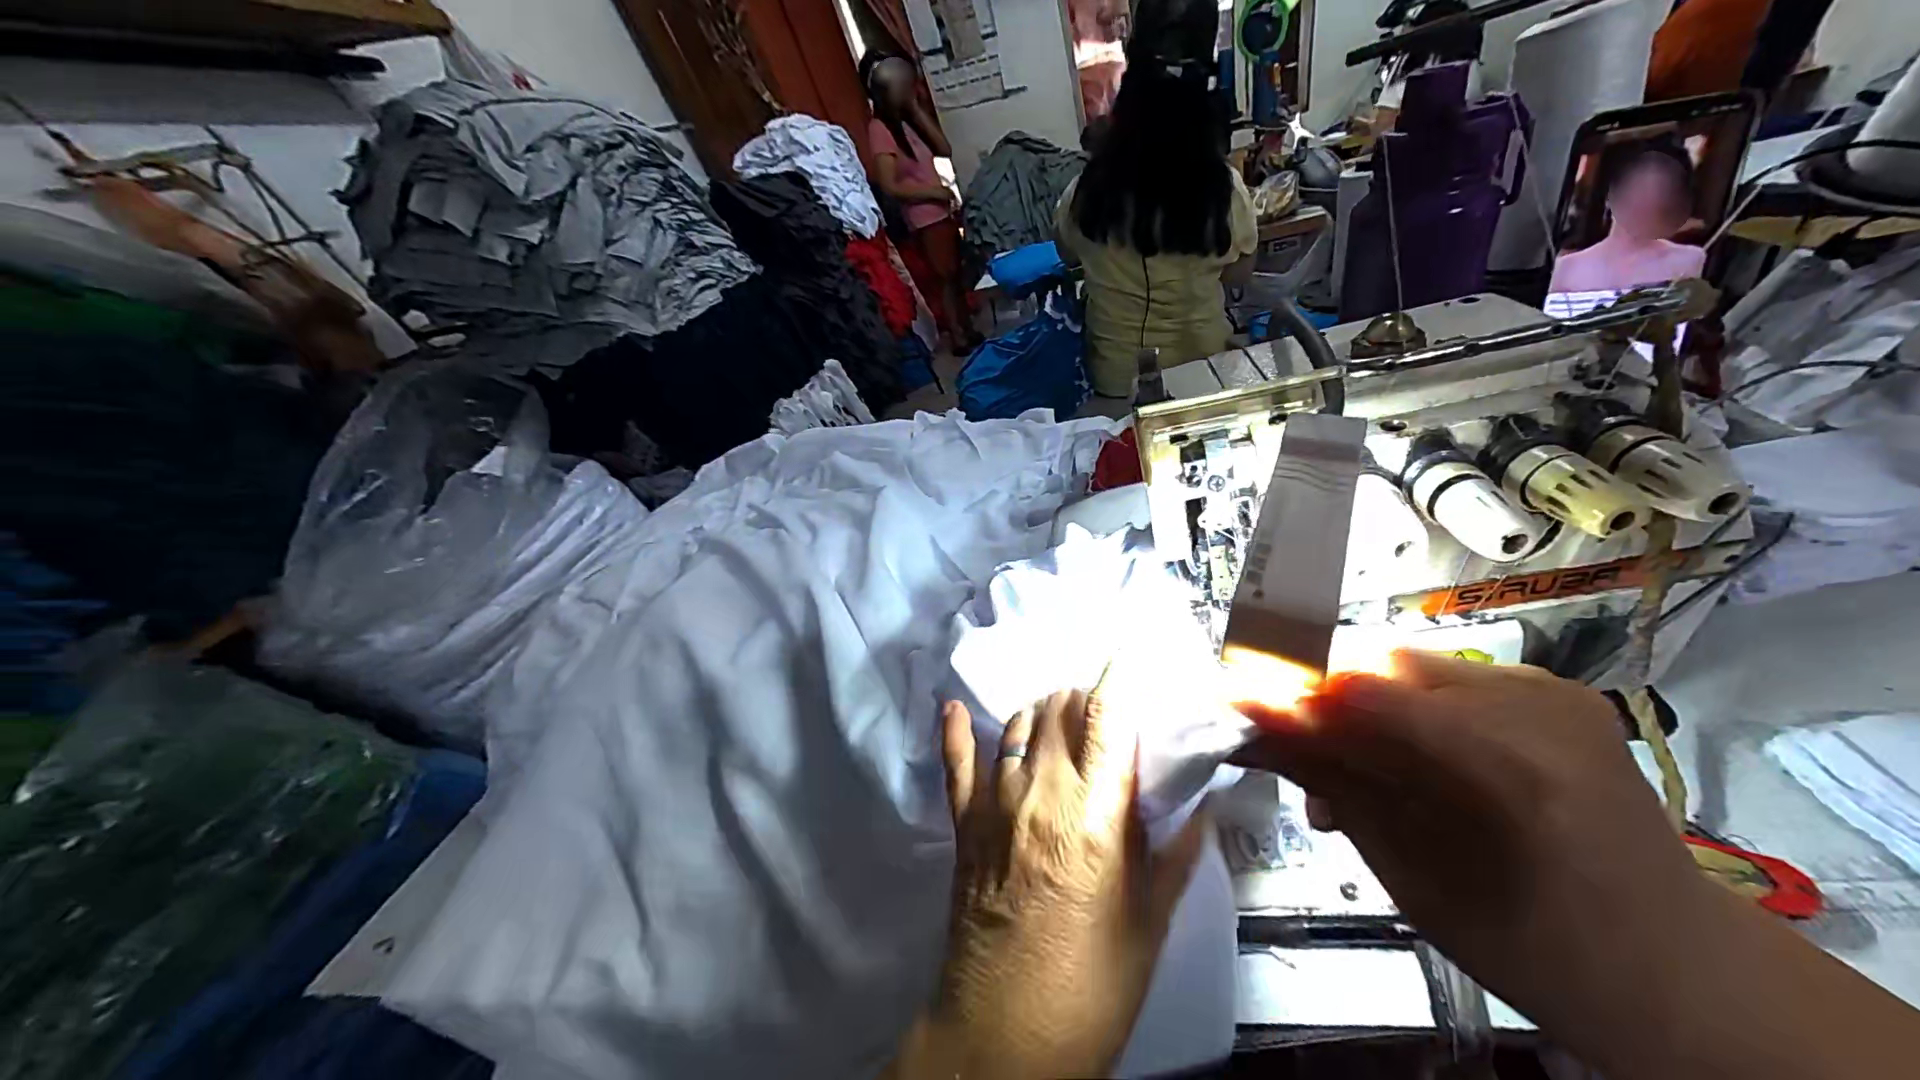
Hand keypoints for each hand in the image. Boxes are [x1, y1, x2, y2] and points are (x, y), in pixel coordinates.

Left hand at [887, 690, 1209, 1079]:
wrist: (1003, 1034)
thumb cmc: (1090, 986)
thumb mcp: (1148, 924)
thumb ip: (1174, 855)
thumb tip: (1200, 803)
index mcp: (1093, 818)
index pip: (1106, 722)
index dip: (1119, 681)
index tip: (1129, 658)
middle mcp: (1040, 795)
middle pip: (1059, 711)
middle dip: (1085, 698)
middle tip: (1105, 709)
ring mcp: (993, 805)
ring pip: (1017, 727)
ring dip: (1043, 712)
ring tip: (1062, 717)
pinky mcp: (962, 824)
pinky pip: (955, 764)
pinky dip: (956, 732)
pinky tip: (954, 708)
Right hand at [1229, 652, 1756, 1075]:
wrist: (1672, 966)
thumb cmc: (1526, 940)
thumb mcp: (1406, 867)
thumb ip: (1327, 779)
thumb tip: (1247, 728)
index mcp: (1506, 763)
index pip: (1358, 691)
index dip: (1286, 695)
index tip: (1234, 707)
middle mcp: (1533, 704)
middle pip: (1379, 667)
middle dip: (1322, 704)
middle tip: (1296, 756)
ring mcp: (1548, 689)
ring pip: (1407, 669)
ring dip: (1360, 708)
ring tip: (1348, 769)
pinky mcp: (1551, 691)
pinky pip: (1446, 681)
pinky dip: (1404, 711)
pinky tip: (1403, 759)